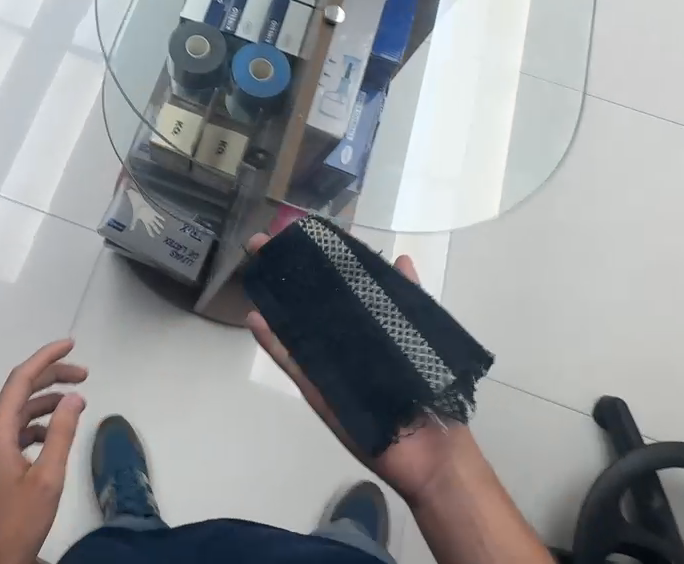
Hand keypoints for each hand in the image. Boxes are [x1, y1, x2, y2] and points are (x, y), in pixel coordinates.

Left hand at [0, 339, 87, 563]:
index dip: (46, 357)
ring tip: (77, 403)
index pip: (21, 379)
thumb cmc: (16, 524)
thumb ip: (62, 433)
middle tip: (85, 374)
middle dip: (52, 377)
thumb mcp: (47, 478)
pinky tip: (57, 435)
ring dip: (47, 402)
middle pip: (20, 392)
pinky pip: (16, 432)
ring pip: (19, 413)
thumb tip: (74, 397)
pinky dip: (38, 425)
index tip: (72, 344)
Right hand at [245, 234, 482, 507]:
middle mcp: (343, 340)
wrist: (431, 449)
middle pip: (309, 299)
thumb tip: (402, 257)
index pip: (337, 285)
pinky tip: (255, 319)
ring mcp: (327, 364)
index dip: (316, 260)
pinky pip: (292, 362)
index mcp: (365, 325)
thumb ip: (410, 299)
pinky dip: (273, 342)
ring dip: (273, 300)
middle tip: (260, 243)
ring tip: (252, 272)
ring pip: (294, 326)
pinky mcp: (318, 390)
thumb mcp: (422, 334)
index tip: (293, 233)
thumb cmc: (430, 388)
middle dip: (286, 272)